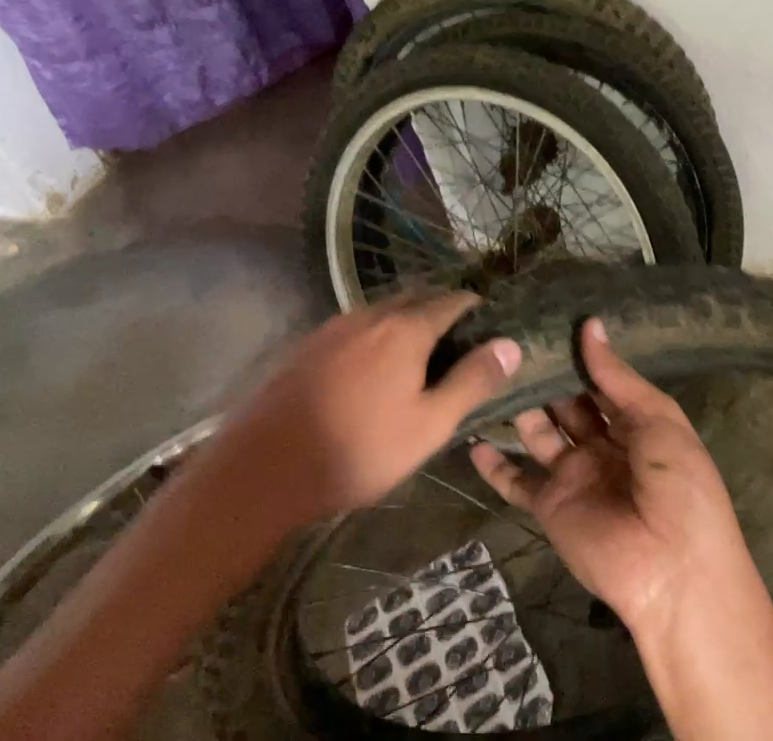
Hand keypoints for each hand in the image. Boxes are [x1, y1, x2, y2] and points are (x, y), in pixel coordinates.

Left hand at [219, 290, 520, 522]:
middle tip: (461, 345)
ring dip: (407, 324)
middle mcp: (369, 316)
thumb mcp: (430, 425)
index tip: (492, 329)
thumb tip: (511, 344)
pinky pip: (354, 330)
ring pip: (382, 313)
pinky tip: (372, 373)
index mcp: (406, 329)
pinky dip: (375, 338)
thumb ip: (473, 381)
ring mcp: (331, 329)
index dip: (477, 310)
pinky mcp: (305, 348)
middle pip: (416, 298)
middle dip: (442, 311)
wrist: (261, 473)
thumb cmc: (359, 450)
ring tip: (420, 360)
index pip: (454, 300)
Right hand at [468, 318, 750, 635]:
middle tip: (509, 338)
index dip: (578, 355)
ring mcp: (575, 474)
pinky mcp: (550, 505)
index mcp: (638, 422)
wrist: (672, 567)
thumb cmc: (679, 484)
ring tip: (488, 370)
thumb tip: (591, 326)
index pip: (601, 381)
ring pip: (539, 432)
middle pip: (568, 403)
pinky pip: (516, 480)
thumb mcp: (659, 420)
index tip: (548, 320)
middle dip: (546, 376)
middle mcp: (604, 444)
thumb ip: (618, 378)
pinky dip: (494, 464)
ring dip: (519, 407)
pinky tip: (472, 436)